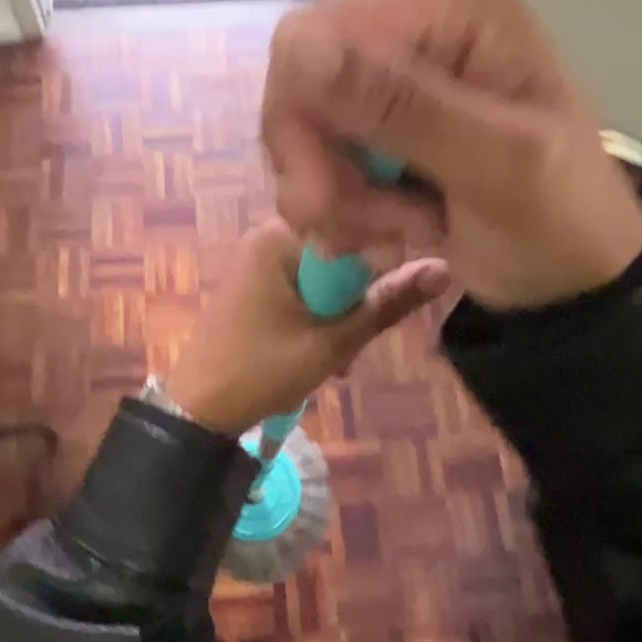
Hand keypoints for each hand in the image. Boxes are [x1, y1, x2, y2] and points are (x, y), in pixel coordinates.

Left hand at [165, 221, 448, 433]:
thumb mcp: (331, 344)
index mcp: (280, 237)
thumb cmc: (260, 373)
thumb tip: (445, 268)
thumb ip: (386, 305)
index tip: (375, 311)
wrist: (197, 409)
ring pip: (325, 279)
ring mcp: (258, 259)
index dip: (376, 271)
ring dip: (337, 318)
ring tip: (335, 360)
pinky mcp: (255, 283)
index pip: (354, 232)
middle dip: (353, 303)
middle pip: (340, 256)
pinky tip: (318, 354)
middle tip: (351, 348)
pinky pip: (303, 288)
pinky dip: (315, 319)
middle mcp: (267, 236)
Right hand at [262, 0, 641, 309]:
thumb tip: (298, 49)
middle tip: (355, 230)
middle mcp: (416, 27)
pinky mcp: (385, 129)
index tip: (322, 199)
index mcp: (453, 7)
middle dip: (318, 169)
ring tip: (396, 231)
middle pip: (300, 85)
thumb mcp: (492, 165)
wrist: (572, 278)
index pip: (314, 35)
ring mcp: (398, 81)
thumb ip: (402, 105)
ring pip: (304, 133)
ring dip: (337, 199)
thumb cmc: (555, 222)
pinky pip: (322, 163)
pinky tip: (393, 231)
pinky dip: (345, 210)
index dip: (299, 120)